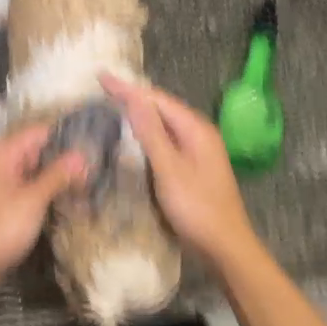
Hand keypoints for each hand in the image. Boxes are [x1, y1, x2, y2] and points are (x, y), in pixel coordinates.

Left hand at [0, 124, 87, 292]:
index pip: (41, 131)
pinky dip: (54, 188)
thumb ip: (57, 175)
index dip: (67, 133)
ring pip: (41, 168)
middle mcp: (5, 161)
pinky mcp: (13, 199)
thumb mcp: (32, 200)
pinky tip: (77, 194)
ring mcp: (8, 181)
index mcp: (4, 153)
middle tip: (102, 159)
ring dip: (64, 173)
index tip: (96, 137)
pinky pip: (37, 185)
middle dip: (68, 155)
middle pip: (41, 149)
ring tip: (96, 175)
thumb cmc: (1, 228)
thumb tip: (83, 153)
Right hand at [101, 73, 260, 268]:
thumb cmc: (196, 208)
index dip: (128, 88)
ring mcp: (197, 152)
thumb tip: (135, 96)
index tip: (101, 76)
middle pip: (161, 108)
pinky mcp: (192, 168)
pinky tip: (132, 139)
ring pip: (163, 125)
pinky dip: (146, 135)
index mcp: (195, 130)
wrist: (225, 249)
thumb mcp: (169, 169)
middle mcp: (198, 135)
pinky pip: (166, 142)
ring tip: (112, 107)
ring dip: (139, 116)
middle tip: (103, 89)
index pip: (157, 99)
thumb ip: (151, 132)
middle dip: (133, 97)